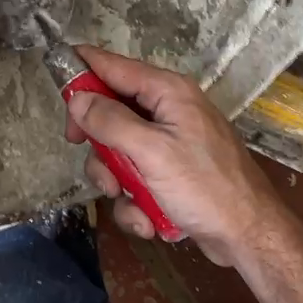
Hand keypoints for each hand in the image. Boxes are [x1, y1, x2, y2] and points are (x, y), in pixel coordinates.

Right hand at [64, 47, 286, 265]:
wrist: (249, 236)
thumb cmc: (204, 186)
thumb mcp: (151, 152)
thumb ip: (110, 122)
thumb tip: (77, 99)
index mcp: (167, 91)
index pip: (113, 65)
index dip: (82, 70)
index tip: (53, 78)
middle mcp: (167, 110)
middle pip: (111, 113)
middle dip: (101, 147)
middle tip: (98, 167)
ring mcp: (169, 143)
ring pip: (118, 152)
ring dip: (118, 182)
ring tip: (131, 201)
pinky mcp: (171, 173)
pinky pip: (135, 178)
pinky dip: (136, 201)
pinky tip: (150, 219)